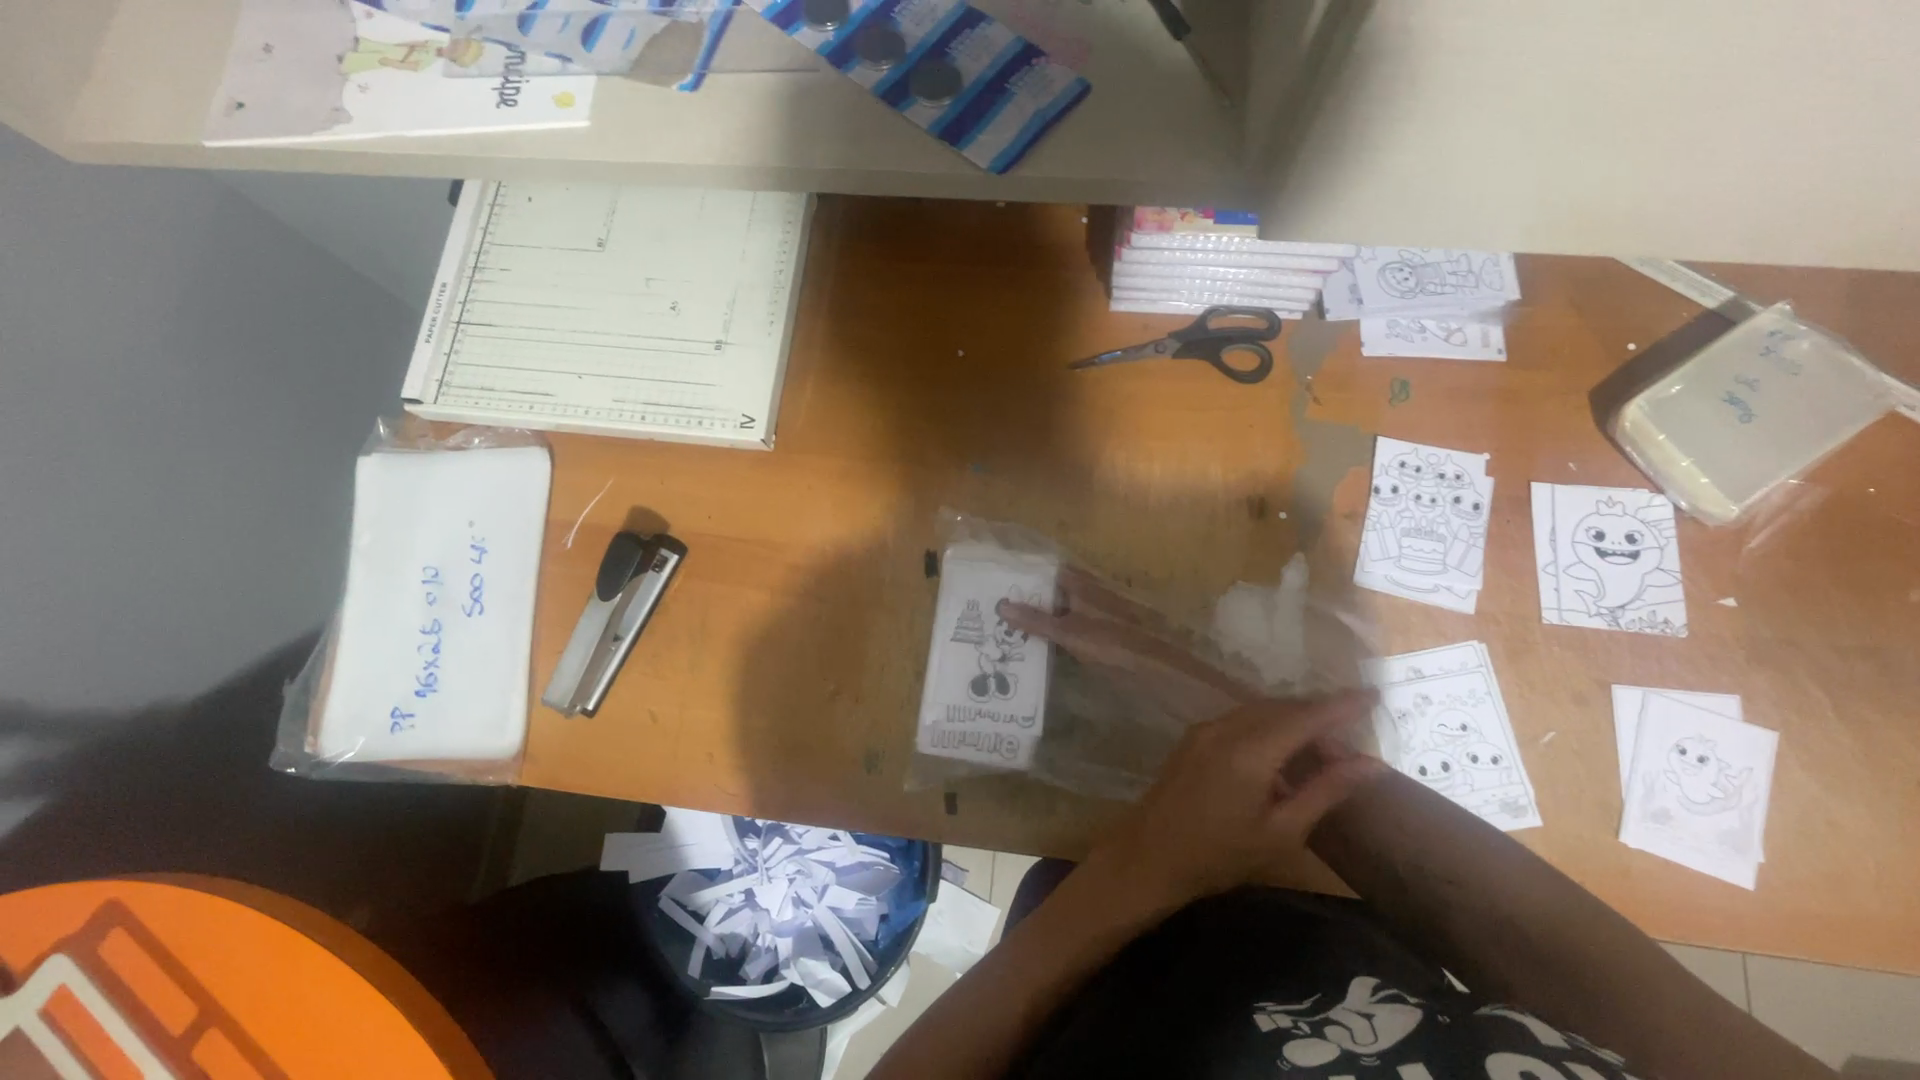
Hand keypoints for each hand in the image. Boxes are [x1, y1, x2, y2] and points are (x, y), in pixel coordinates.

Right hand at [998, 570, 1256, 724]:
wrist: (1165, 680)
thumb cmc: (1120, 649)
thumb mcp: (1075, 634)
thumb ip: (1040, 621)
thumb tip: (1002, 604)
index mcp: (1087, 589)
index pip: (1052, 572)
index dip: (1029, 574)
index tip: (996, 581)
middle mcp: (1093, 602)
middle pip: (1055, 595)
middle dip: (1029, 601)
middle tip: (990, 612)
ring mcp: (1100, 626)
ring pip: (1062, 618)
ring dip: (1039, 624)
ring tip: (1003, 635)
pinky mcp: (1104, 649)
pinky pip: (1069, 640)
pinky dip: (1052, 644)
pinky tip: (1035, 658)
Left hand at [1081, 693, 1384, 913]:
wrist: (1148, 857)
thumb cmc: (1219, 855)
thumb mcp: (1282, 831)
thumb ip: (1326, 791)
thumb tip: (1371, 765)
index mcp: (1250, 750)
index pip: (1306, 716)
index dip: (1342, 705)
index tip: (1374, 695)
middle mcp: (1226, 728)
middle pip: (1283, 708)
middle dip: (1320, 719)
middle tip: (1348, 750)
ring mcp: (1205, 730)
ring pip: (1260, 712)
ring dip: (1293, 723)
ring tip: (1320, 756)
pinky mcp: (1193, 739)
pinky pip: (1240, 721)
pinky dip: (1268, 729)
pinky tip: (1280, 761)